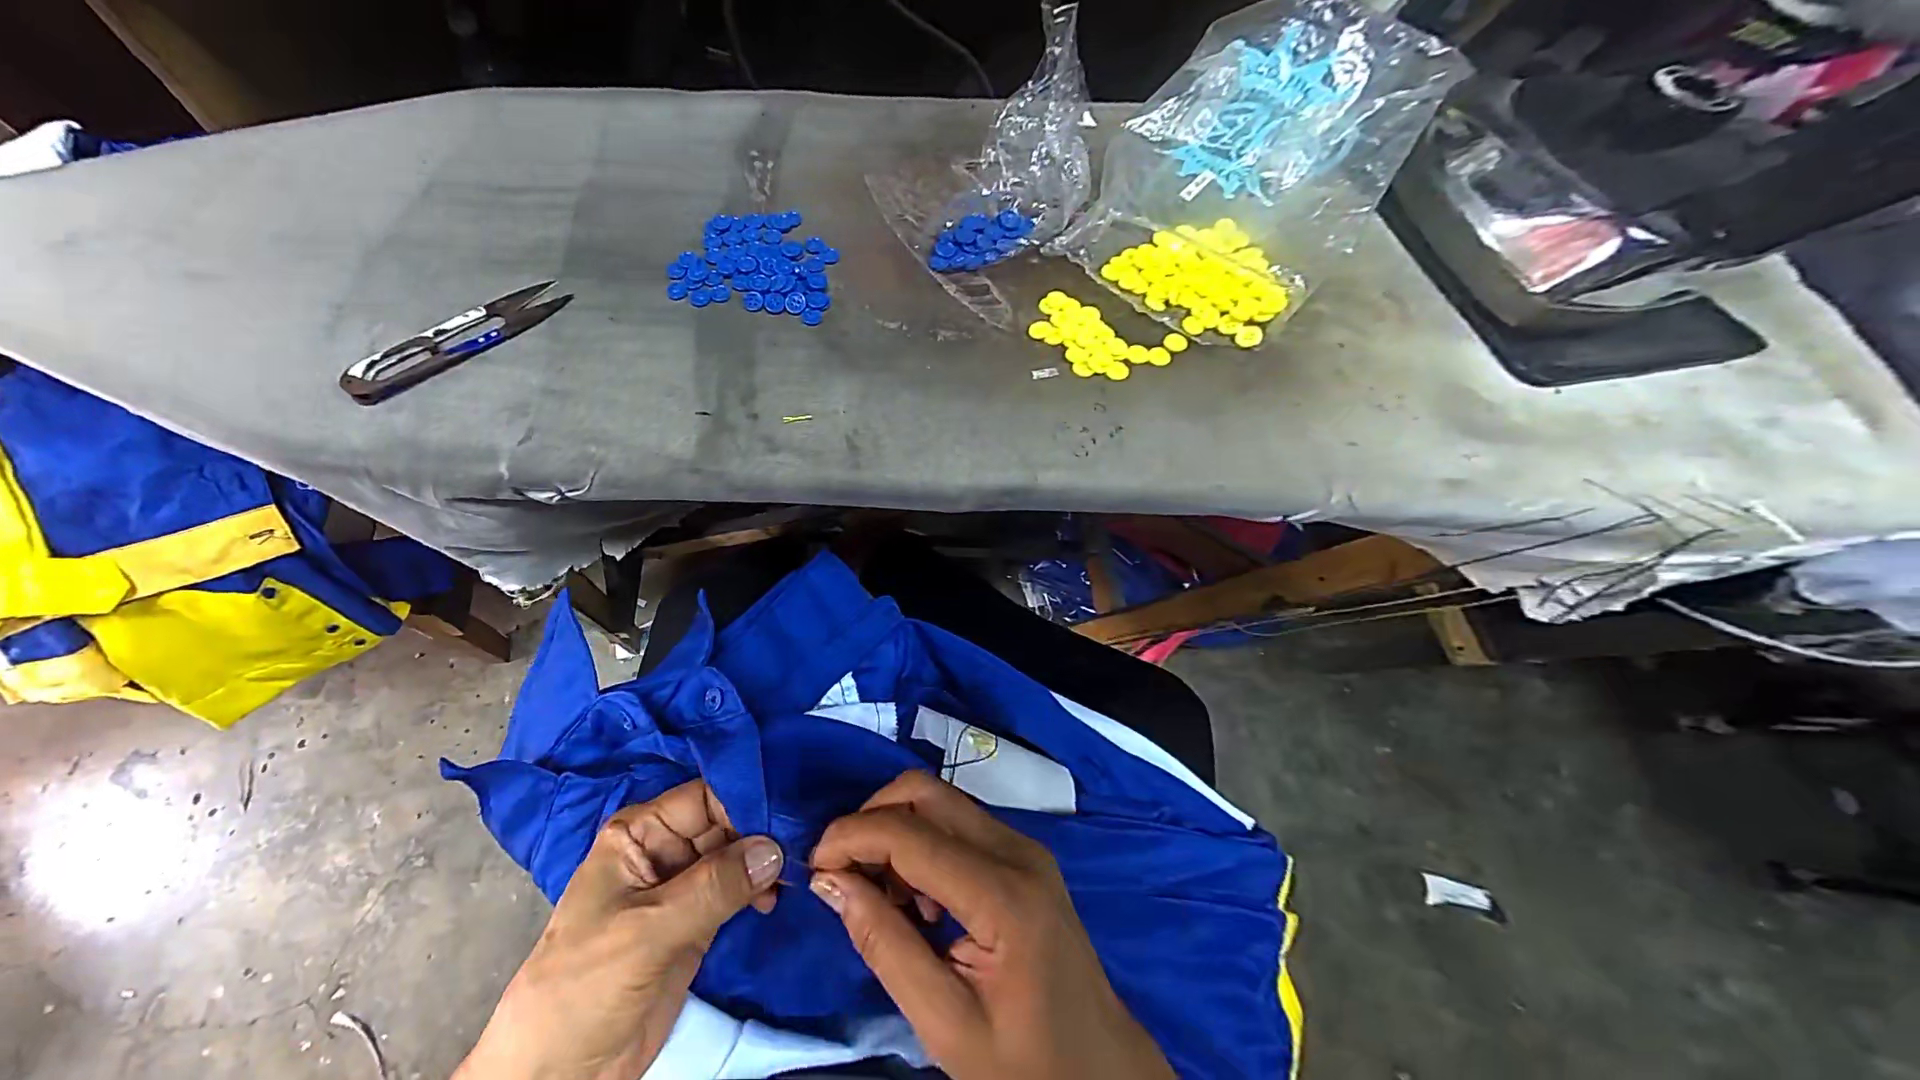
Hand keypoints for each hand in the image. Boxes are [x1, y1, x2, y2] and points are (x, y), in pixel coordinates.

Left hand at [455, 780, 782, 1079]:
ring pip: (738, 854)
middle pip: (727, 821)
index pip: (705, 797)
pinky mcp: (699, 918)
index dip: (747, 801)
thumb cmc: (584, 987)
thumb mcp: (647, 930)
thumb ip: (713, 887)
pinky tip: (776, 899)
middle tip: (805, 846)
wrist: (560, 1072)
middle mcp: (664, 849)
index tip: (791, 815)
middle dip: (764, 831)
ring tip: (795, 877)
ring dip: (767, 862)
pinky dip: (762, 888)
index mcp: (639, 834)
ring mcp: (683, 885)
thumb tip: (775, 849)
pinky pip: (739, 888)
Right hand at [809, 771, 1173, 1079]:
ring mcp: (1026, 848)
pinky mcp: (1025, 855)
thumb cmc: (1023, 1060)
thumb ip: (883, 944)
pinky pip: (960, 823)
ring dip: (897, 830)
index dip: (852, 837)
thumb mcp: (943, 1021)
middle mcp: (1018, 851)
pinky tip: (920, 901)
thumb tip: (829, 880)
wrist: (1098, 1067)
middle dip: (872, 819)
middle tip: (843, 874)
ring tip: (883, 899)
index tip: (814, 867)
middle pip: (927, 793)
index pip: (910, 833)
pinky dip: (923, 843)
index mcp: (1003, 893)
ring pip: (942, 802)